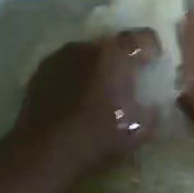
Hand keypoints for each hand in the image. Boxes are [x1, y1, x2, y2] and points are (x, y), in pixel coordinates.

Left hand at [14, 29, 160, 167]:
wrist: (44, 153)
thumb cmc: (97, 138)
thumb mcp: (138, 131)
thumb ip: (153, 111)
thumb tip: (155, 104)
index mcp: (115, 54)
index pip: (142, 38)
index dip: (152, 49)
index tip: (154, 63)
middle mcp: (86, 46)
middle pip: (111, 44)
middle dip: (121, 59)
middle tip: (126, 80)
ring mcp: (58, 57)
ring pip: (85, 55)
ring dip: (95, 67)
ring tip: (98, 91)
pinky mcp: (38, 73)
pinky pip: (65, 68)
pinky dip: (73, 77)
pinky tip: (73, 98)